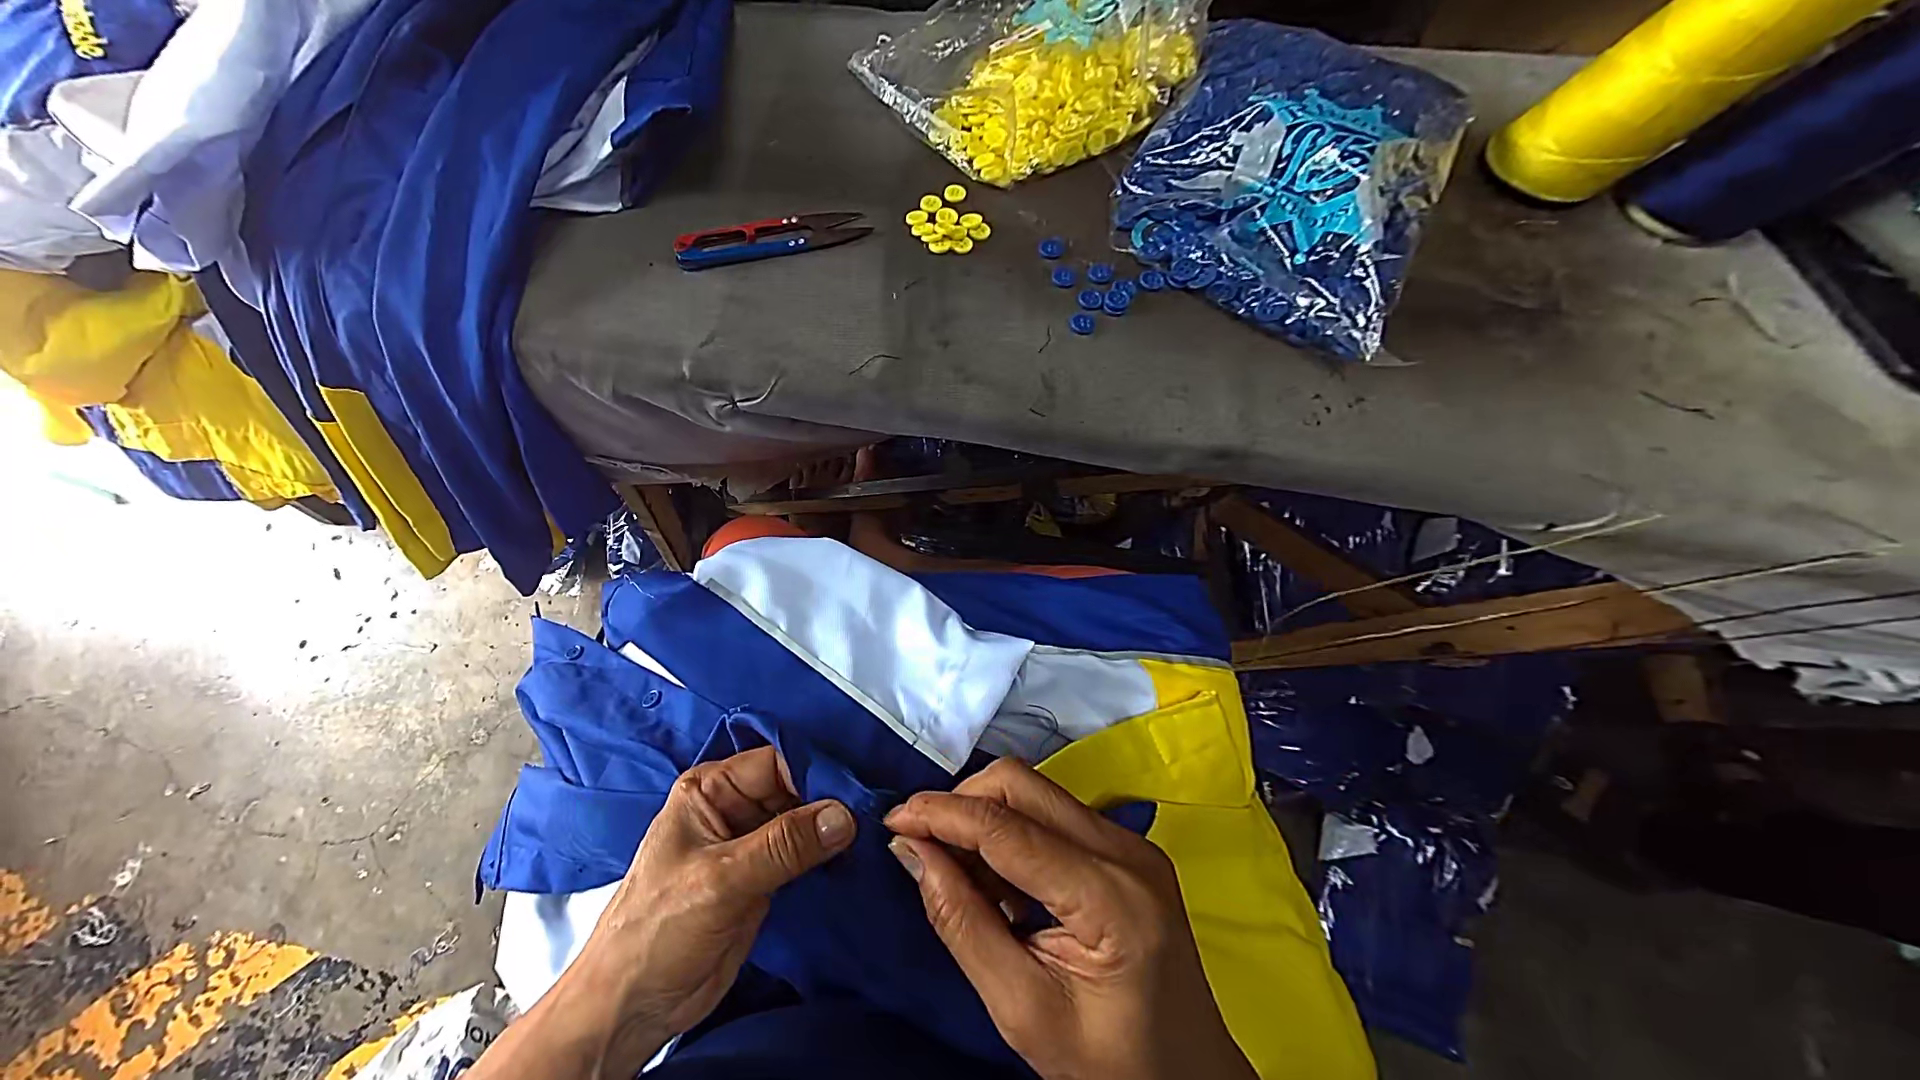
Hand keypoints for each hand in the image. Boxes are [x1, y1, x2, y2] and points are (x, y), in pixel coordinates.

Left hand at [470, 746, 855, 1079]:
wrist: (633, 1009)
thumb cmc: (654, 934)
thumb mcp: (720, 880)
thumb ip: (784, 845)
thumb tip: (843, 815)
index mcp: (710, 790)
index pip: (776, 761)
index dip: (816, 771)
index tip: (855, 789)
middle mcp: (732, 809)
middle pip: (796, 788)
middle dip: (831, 800)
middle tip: (872, 813)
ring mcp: (750, 844)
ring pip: (804, 821)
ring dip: (834, 829)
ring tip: (871, 834)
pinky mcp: (765, 877)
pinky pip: (805, 854)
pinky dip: (829, 855)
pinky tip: (855, 857)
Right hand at [884, 759, 1256, 1079]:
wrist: (1188, 1076)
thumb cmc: (1110, 1063)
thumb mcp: (1023, 1010)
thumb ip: (963, 924)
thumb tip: (913, 851)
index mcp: (1110, 896)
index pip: (1008, 828)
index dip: (943, 814)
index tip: (894, 819)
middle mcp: (1125, 850)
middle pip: (1023, 784)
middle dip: (962, 802)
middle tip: (922, 843)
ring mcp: (1130, 842)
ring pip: (1035, 790)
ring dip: (983, 815)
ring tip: (956, 869)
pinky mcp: (1125, 846)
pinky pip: (1052, 812)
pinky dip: (1010, 829)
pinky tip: (995, 877)